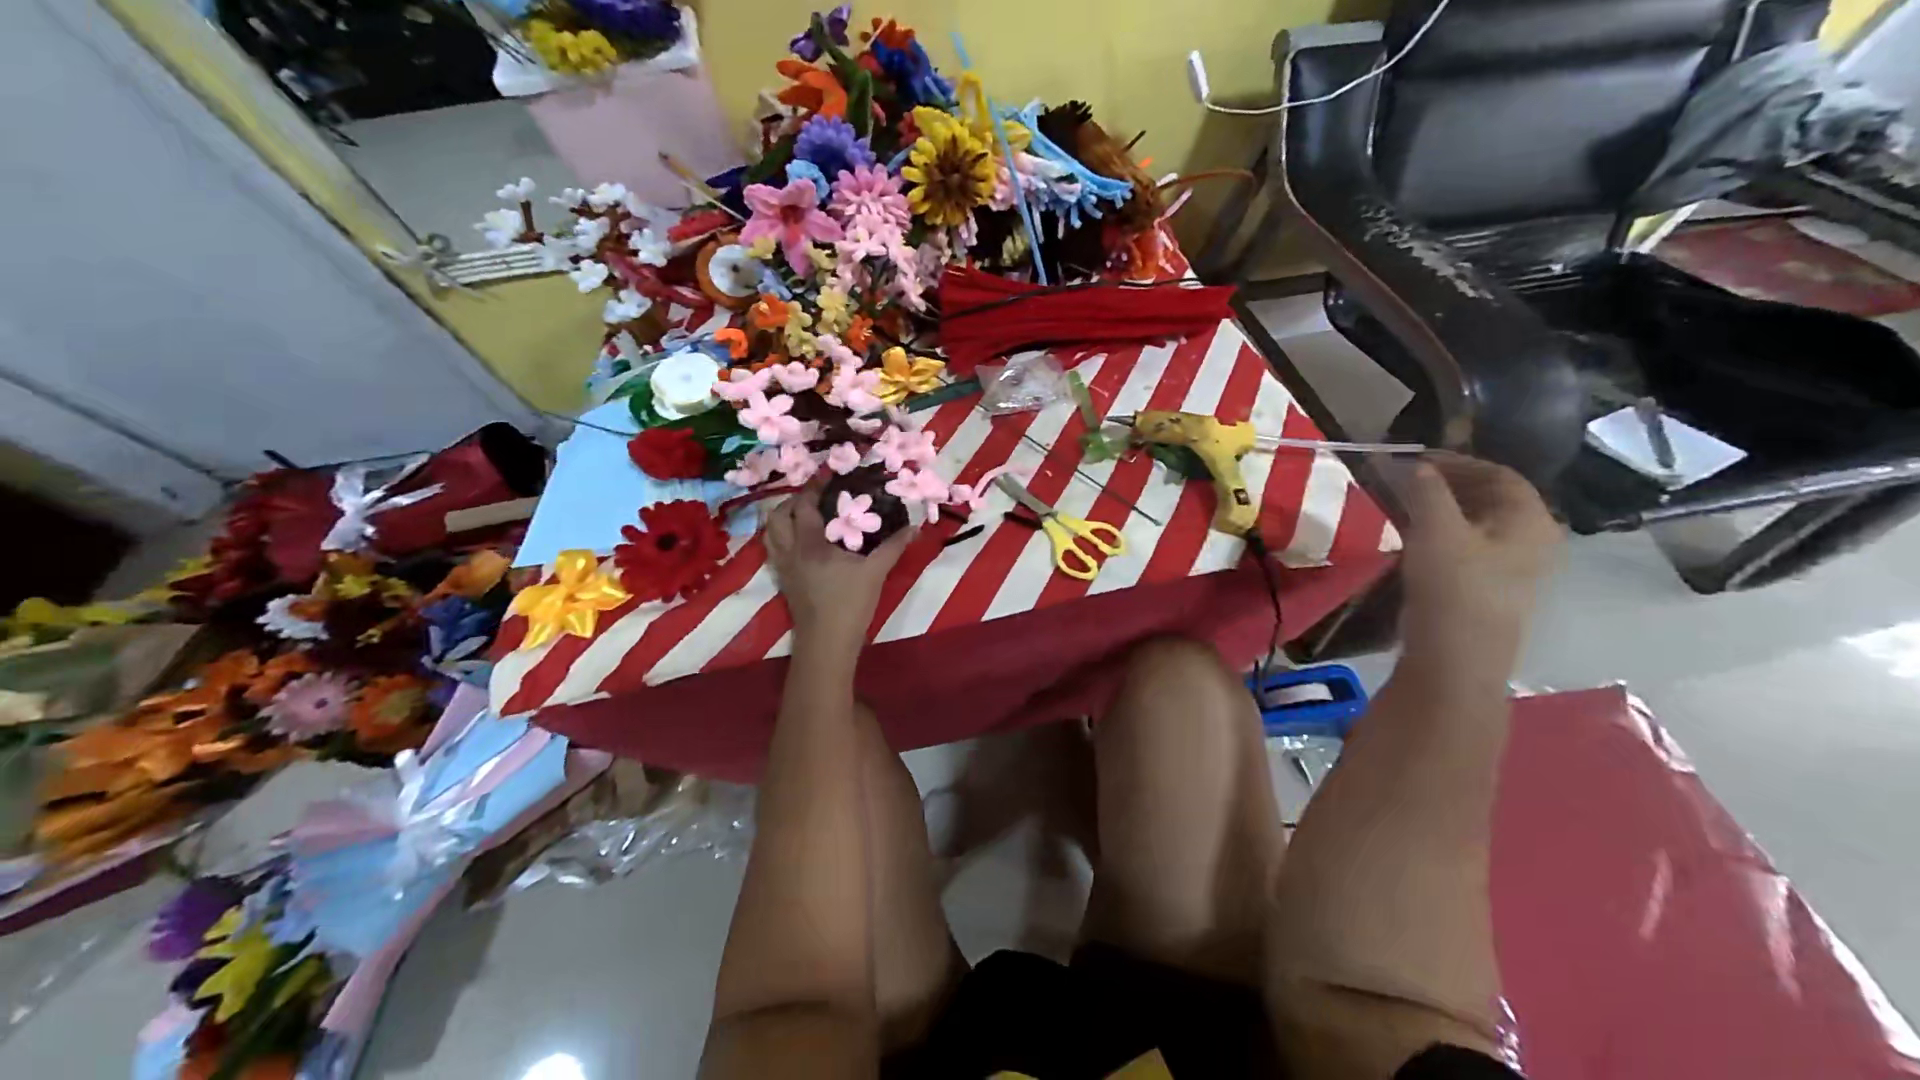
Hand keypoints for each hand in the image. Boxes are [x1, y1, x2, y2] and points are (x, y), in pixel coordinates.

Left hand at [764, 482, 911, 653]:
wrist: (827, 642)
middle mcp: (790, 551)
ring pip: (770, 533)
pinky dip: (781, 538)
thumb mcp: (875, 573)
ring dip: (782, 519)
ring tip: (803, 516)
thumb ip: (893, 547)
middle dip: (793, 501)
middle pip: (777, 516)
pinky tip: (800, 543)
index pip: (803, 506)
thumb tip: (914, 527)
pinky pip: (774, 550)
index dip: (813, 488)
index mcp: (809, 544)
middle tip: (814, 498)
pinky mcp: (783, 581)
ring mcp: (783, 567)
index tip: (828, 477)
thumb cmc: (850, 605)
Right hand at [1396, 454, 1560, 655]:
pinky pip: (1467, 547)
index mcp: (1531, 520)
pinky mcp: (1488, 589)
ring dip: (1441, 510)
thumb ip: (1426, 491)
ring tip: (1403, 506)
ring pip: (1476, 524)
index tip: (1416, 459)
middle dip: (1448, 485)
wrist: (1456, 659)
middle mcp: (1532, 540)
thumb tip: (1416, 465)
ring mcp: (1513, 568)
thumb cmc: (1454, 587)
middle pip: (1490, 498)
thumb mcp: (1435, 530)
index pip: (1498, 474)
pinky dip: (1441, 534)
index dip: (1457, 461)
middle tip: (1406, 480)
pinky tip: (1413, 539)